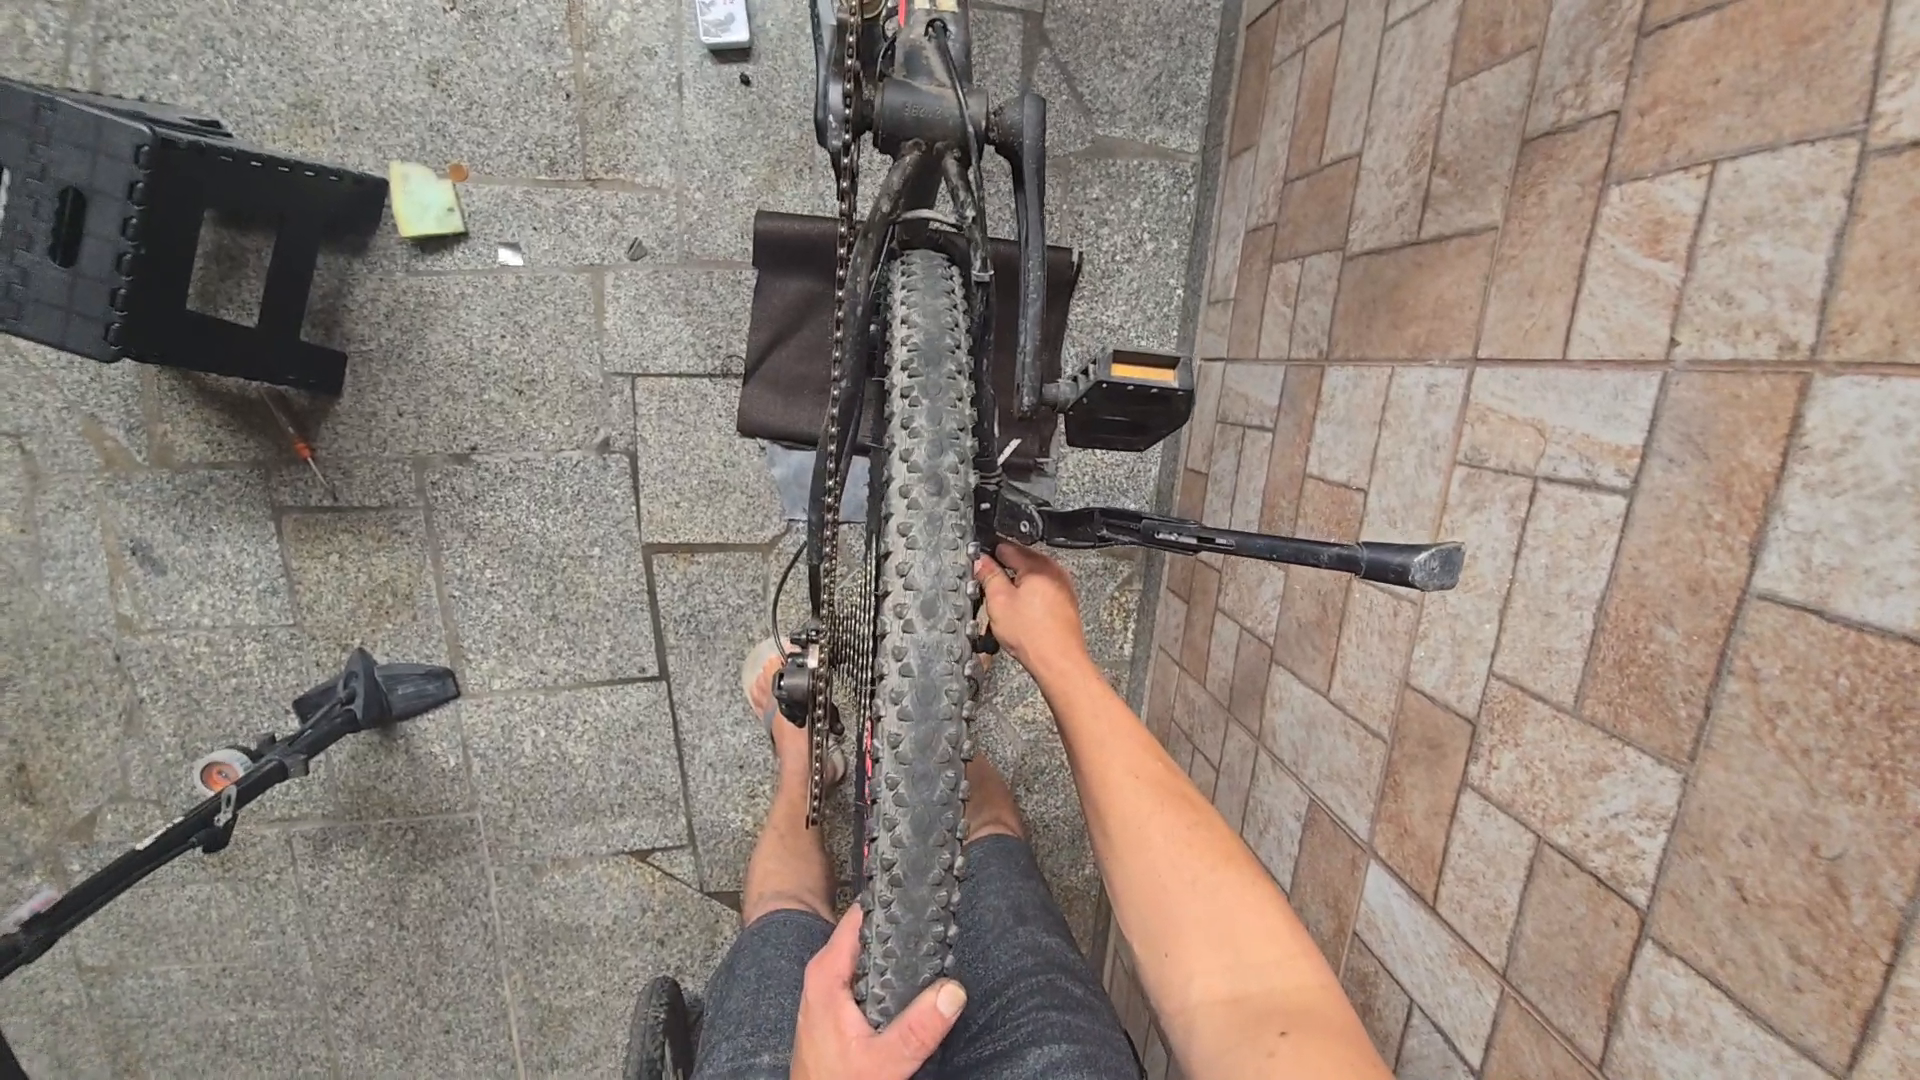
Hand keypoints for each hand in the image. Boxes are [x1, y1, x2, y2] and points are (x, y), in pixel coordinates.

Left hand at [790, 907, 966, 1079]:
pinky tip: (910, 970)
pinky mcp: (836, 1002)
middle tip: (934, 909)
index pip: (859, 915)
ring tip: (929, 932)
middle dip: (898, 920)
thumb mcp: (884, 1062)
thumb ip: (918, 1027)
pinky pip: (864, 967)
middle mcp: (824, 972)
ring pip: (866, 948)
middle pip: (865, 928)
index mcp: (827, 972)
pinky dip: (887, 963)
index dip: (888, 899)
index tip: (917, 887)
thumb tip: (953, 991)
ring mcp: (829, 986)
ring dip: (894, 943)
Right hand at [972, 544, 1091, 681]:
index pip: (1007, 547)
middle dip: (1003, 570)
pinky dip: (1029, 597)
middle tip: (988, 587)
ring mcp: (1062, 587)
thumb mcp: (999, 601)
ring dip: (1016, 585)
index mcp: (1038, 565)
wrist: (1059, 661)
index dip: (988, 554)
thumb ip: (989, 576)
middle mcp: (1054, 571)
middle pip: (1021, 560)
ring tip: (1005, 605)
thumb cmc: (1034, 636)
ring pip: (1032, 577)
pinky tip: (1022, 614)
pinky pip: (1042, 591)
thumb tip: (981, 561)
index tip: (978, 563)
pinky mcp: (1065, 603)